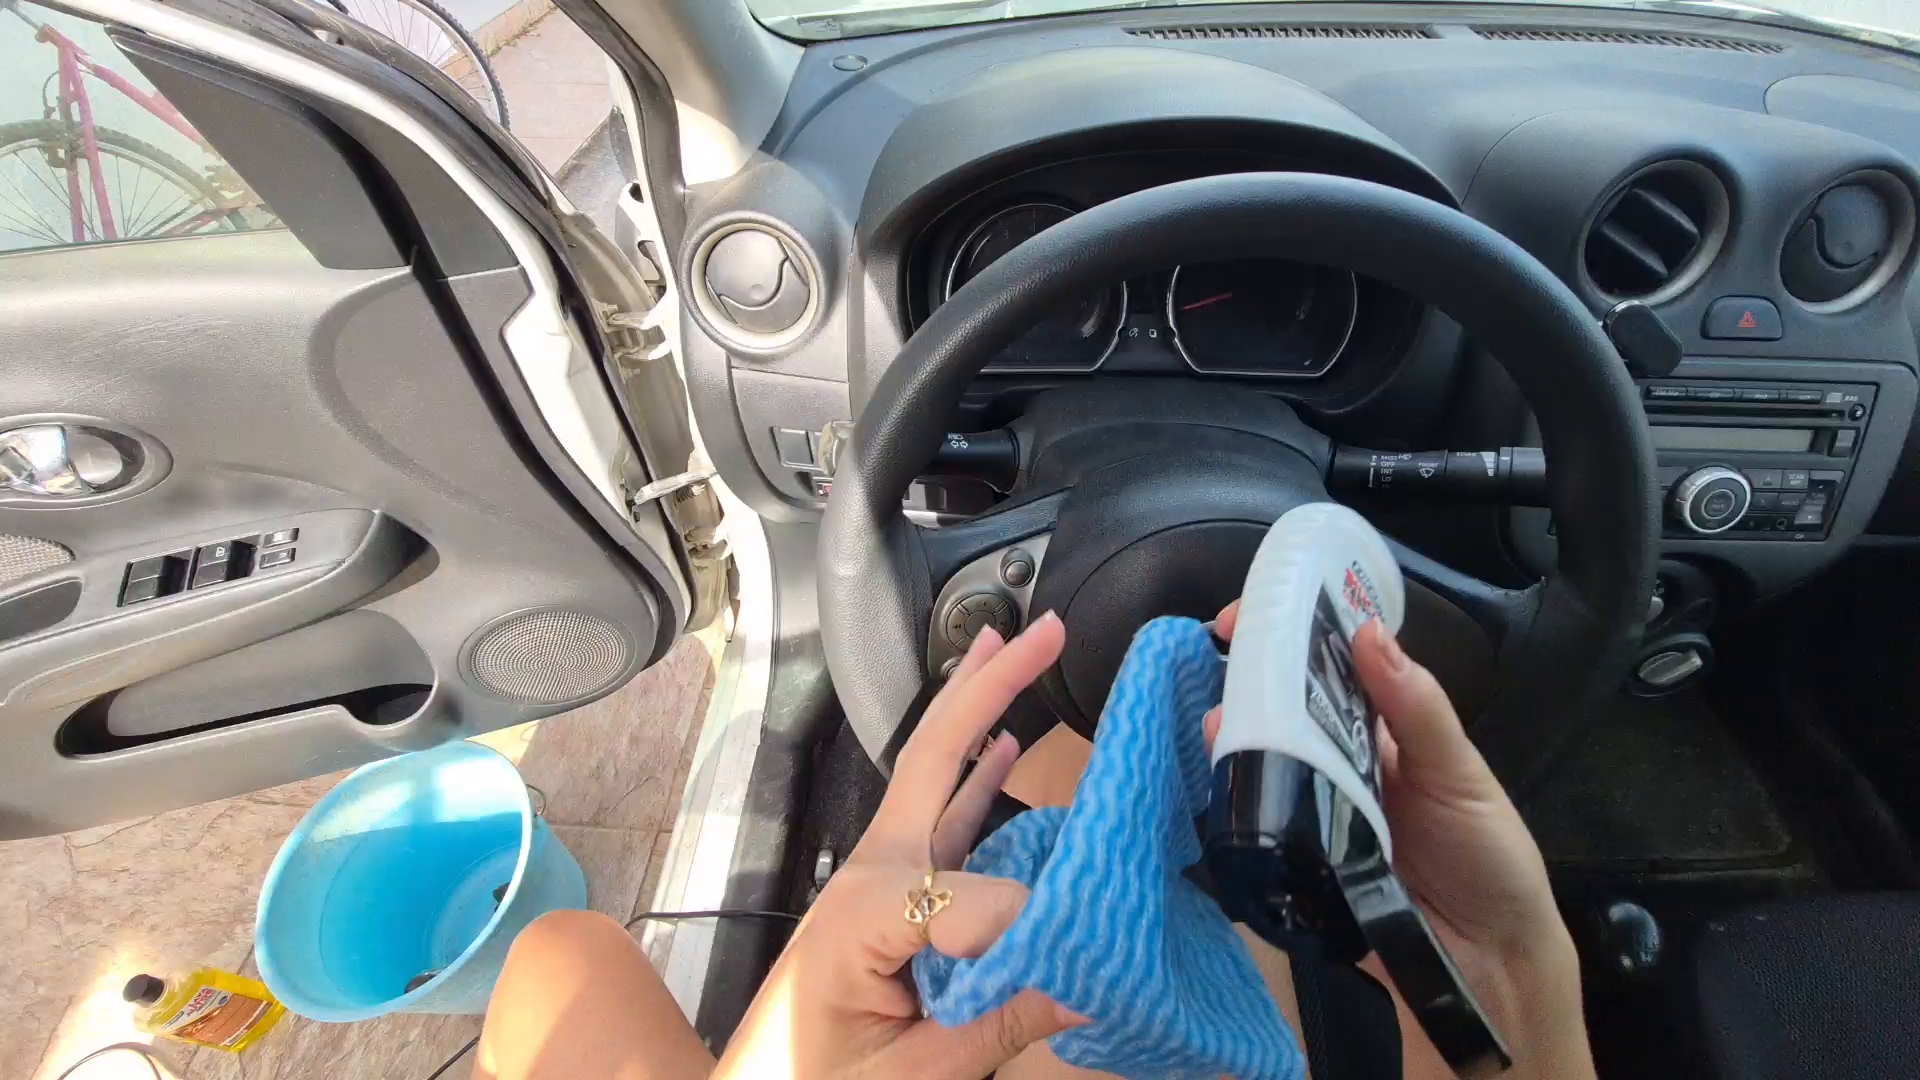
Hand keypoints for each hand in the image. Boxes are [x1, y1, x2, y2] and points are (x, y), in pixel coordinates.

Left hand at [715, 613, 1086, 1079]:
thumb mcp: (911, 1077)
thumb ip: (998, 1027)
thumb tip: (1086, 985)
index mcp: (868, 909)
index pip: (971, 897)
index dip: (1029, 931)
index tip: (1073, 966)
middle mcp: (875, 864)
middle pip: (935, 751)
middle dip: (988, 684)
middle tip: (1039, 633)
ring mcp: (886, 862)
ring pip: (936, 762)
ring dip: (976, 701)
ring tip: (1009, 649)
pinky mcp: (899, 876)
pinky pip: (947, 808)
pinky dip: (979, 770)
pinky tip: (1006, 742)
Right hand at [1209, 603, 1595, 1079]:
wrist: (1485, 963)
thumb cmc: (1487, 856)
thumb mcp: (1460, 774)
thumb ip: (1417, 707)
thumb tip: (1368, 630)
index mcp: (1379, 721)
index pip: (1329, 658)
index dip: (1293, 626)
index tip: (1257, 607)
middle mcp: (1337, 747)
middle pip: (1285, 695)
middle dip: (1249, 665)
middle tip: (1223, 643)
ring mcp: (1311, 790)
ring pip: (1264, 741)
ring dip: (1236, 720)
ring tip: (1222, 713)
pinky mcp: (1293, 835)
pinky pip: (1258, 796)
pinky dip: (1235, 775)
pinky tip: (1224, 762)